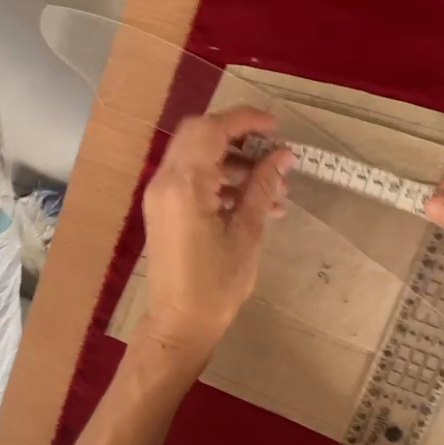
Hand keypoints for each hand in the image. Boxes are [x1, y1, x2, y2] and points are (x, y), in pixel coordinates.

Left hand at [138, 107, 294, 368]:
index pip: (212, 129)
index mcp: (185, 184)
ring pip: (197, 156)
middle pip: (200, 135)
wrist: (179, 324)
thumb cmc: (216, 284)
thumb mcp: (247, 233)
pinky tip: (253, 203)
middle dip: (238, 136)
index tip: (276, 127)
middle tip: (272, 149)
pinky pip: (191, 179)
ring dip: (233, 162)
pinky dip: (219, 180)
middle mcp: (165, 181)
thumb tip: (282, 155)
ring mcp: (160, 195)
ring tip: (273, 188)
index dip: (245, 120)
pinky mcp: (163, 209)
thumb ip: (262, 186)